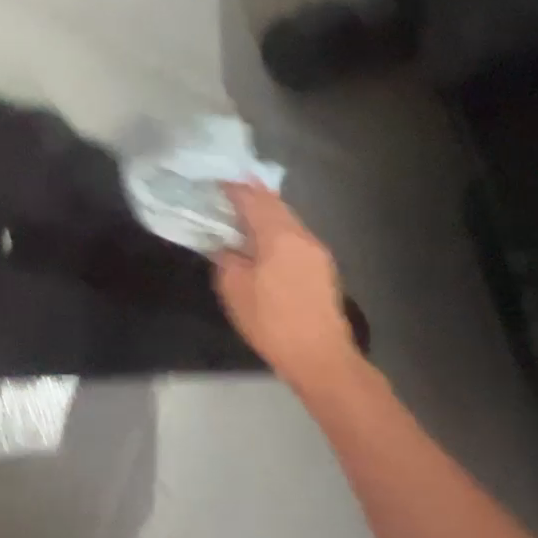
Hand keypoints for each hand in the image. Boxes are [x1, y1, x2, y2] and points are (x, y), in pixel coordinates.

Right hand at [213, 182, 359, 388]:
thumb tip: (225, 244)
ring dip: (267, 211)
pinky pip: (294, 236)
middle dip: (253, 194)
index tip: (215, 181)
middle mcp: (301, 236)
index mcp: (278, 236)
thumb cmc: (270, 320)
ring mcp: (316, 251)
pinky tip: (264, 237)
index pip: (253, 200)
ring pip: (288, 219)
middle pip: (276, 205)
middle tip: (231, 185)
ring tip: (244, 208)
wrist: (319, 356)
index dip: (234, 189)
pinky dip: (276, 228)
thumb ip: (226, 257)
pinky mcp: (322, 267)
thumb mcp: (234, 288)